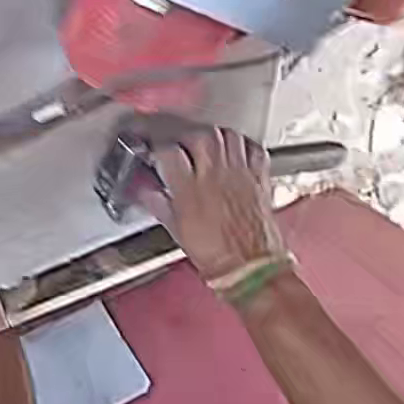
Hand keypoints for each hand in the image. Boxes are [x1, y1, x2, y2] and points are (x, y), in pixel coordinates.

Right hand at [152, 127, 285, 281]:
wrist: (251, 271)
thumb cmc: (215, 254)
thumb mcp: (174, 227)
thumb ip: (156, 202)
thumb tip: (143, 189)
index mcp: (189, 189)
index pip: (167, 150)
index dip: (154, 144)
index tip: (149, 146)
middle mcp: (216, 177)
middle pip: (198, 135)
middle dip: (181, 133)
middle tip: (174, 140)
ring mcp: (240, 176)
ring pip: (227, 136)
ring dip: (210, 134)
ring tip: (200, 141)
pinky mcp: (259, 181)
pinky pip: (253, 150)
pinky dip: (241, 144)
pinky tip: (231, 150)